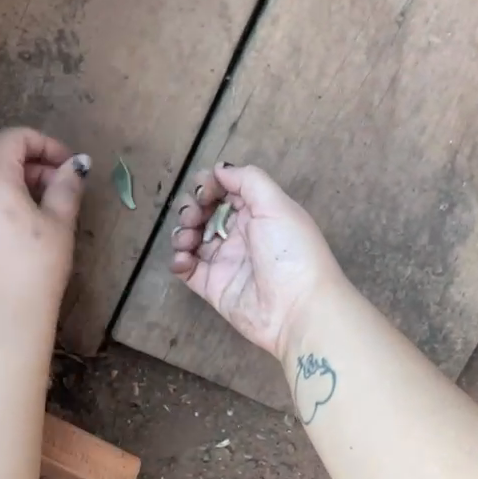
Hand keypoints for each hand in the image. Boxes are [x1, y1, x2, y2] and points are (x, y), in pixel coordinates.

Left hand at [0, 127, 86, 320]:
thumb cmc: (34, 266)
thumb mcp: (59, 224)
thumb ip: (66, 188)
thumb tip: (76, 166)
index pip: (14, 138)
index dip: (46, 144)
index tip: (70, 166)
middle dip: (34, 165)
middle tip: (64, 189)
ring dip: (18, 185)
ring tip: (47, 212)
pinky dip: (1, 205)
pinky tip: (24, 233)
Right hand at [169, 164, 346, 360]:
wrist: (298, 309)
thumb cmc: (291, 252)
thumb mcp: (276, 205)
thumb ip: (248, 180)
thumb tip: (220, 168)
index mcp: (258, 212)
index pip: (225, 189)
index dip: (209, 184)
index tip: (204, 191)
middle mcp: (241, 234)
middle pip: (204, 211)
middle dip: (191, 207)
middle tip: (194, 217)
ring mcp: (225, 261)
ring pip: (192, 237)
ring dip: (181, 231)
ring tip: (187, 239)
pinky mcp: (213, 287)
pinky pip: (187, 269)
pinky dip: (178, 260)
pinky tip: (184, 259)